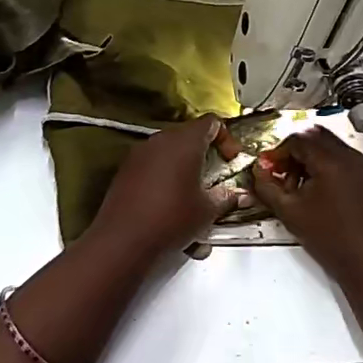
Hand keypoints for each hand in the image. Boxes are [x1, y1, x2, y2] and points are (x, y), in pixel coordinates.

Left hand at [89, 115, 238, 259]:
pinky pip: (154, 169)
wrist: (123, 240)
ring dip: (186, 174)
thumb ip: (226, 197)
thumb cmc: (172, 218)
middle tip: (216, 181)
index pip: (212, 123)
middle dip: (206, 158)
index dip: (227, 139)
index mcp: (185, 141)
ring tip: (194, 203)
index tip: (233, 160)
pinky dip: (166, 183)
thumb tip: (238, 195)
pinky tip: (172, 211)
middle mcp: (160, 140)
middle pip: (190, 137)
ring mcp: (140, 154)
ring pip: (170, 156)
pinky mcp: (126, 171)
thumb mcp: (207, 210)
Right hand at [250, 127, 362, 292]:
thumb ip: (267, 187)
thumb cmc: (336, 241)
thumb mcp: (289, 212)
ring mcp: (361, 168)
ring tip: (296, 184)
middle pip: (314, 137)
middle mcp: (349, 159)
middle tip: (280, 169)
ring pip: (328, 147)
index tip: (268, 166)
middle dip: (293, 151)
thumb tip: (258, 174)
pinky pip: (341, 160)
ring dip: (308, 158)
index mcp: (330, 161)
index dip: (277, 152)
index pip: (297, 139)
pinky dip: (324, 167)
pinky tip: (314, 191)